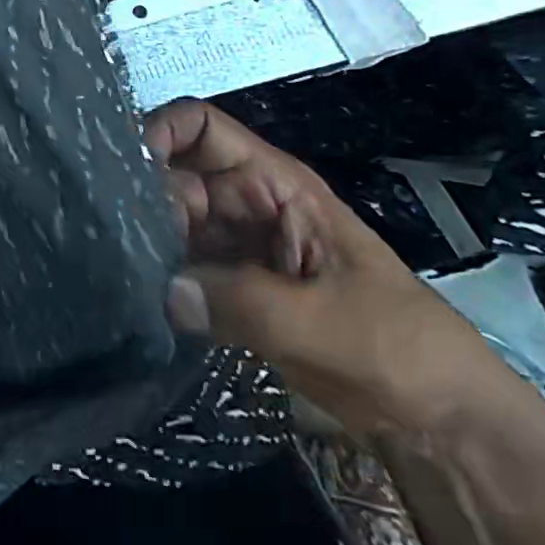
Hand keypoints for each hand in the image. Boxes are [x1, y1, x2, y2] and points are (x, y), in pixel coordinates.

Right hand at [146, 99, 515, 437]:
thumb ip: (243, 303)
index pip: (204, 130)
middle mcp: (249, 205)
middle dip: (145, 203)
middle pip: (178, 180)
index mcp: (277, 185)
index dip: (161, 134)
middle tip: (112, 245)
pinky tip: (133, 300)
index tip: (124, 173)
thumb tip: (164, 291)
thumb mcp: (323, 320)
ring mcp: (240, 249)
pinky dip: (161, 282)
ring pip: (175, 226)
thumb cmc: (395, 345)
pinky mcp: (235, 290)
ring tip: (110, 272)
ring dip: (147, 245)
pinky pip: (185, 271)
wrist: (435, 415)